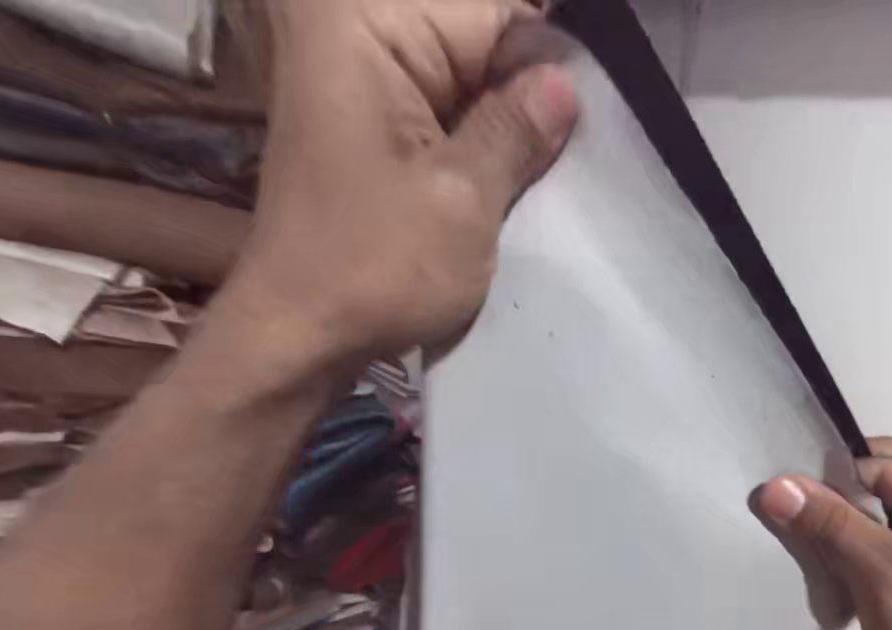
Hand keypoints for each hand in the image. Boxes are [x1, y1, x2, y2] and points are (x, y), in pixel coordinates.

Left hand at [215, 0, 578, 385]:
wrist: (302, 335)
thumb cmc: (376, 268)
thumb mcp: (463, 200)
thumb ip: (516, 130)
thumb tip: (566, 81)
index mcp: (364, 22)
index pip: (490, 8)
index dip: (547, 59)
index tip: (589, 115)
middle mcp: (353, 34)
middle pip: (475, 42)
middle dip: (525, 95)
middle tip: (563, 158)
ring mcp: (357, 85)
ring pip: (464, 86)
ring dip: (505, 131)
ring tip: (537, 179)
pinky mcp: (368, 133)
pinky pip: (441, 121)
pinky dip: (478, 150)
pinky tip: (506, 188)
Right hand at [757, 438, 891, 629]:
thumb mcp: (885, 576)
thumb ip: (830, 523)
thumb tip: (772, 485)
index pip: (886, 466)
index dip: (831, 482)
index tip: (782, 501)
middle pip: (887, 481)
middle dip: (841, 506)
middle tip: (792, 525)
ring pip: (886, 507)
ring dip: (849, 528)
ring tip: (816, 549)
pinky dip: (864, 545)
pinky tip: (843, 564)